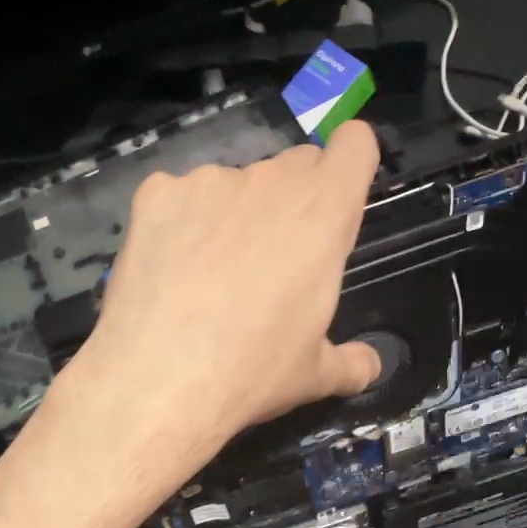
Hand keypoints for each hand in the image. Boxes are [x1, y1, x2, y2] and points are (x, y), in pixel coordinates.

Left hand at [60, 121, 384, 442]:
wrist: (159, 381)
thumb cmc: (251, 373)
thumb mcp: (313, 376)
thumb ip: (350, 362)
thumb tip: (370, 366)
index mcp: (323, 214)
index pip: (354, 146)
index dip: (349, 166)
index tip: (335, 200)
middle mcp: (270, 182)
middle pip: (293, 167)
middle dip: (290, 203)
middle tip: (267, 263)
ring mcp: (208, 182)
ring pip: (231, 186)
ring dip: (229, 216)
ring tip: (205, 278)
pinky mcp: (156, 194)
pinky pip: (176, 197)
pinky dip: (177, 224)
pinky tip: (165, 271)